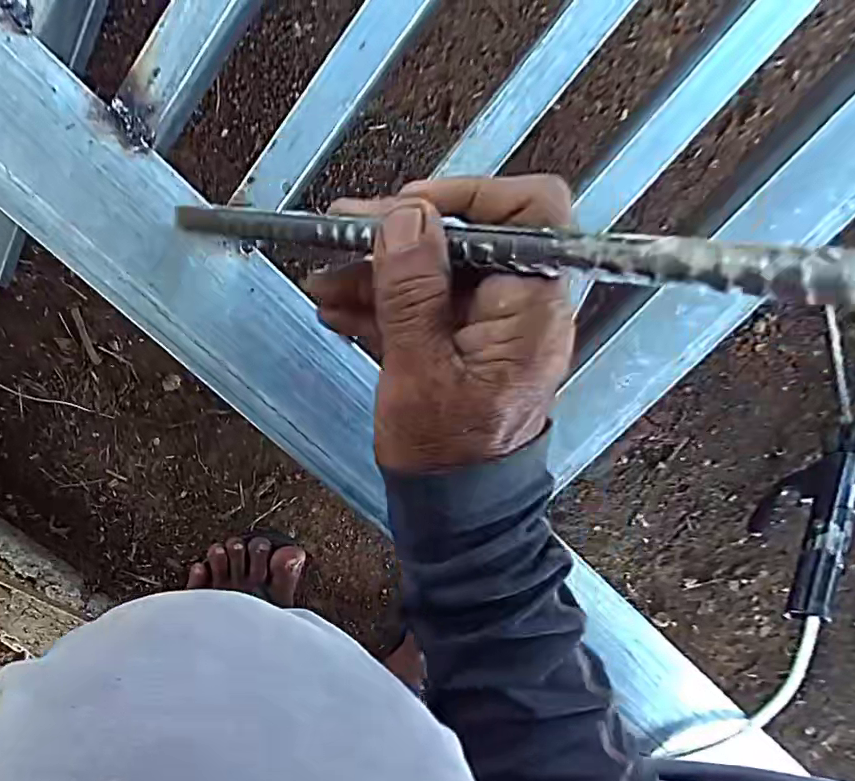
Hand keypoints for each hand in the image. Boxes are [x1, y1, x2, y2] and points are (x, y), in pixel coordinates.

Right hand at [305, 175, 575, 472]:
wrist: (450, 509)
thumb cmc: (445, 453)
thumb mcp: (418, 368)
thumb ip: (412, 291)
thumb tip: (404, 218)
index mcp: (531, 308)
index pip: (525, 213)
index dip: (464, 197)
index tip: (405, 208)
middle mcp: (519, 309)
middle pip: (464, 244)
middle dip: (398, 241)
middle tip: (341, 236)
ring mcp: (488, 329)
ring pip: (436, 278)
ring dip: (378, 277)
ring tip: (324, 283)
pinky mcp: (461, 348)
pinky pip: (424, 311)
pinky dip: (383, 308)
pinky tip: (340, 309)